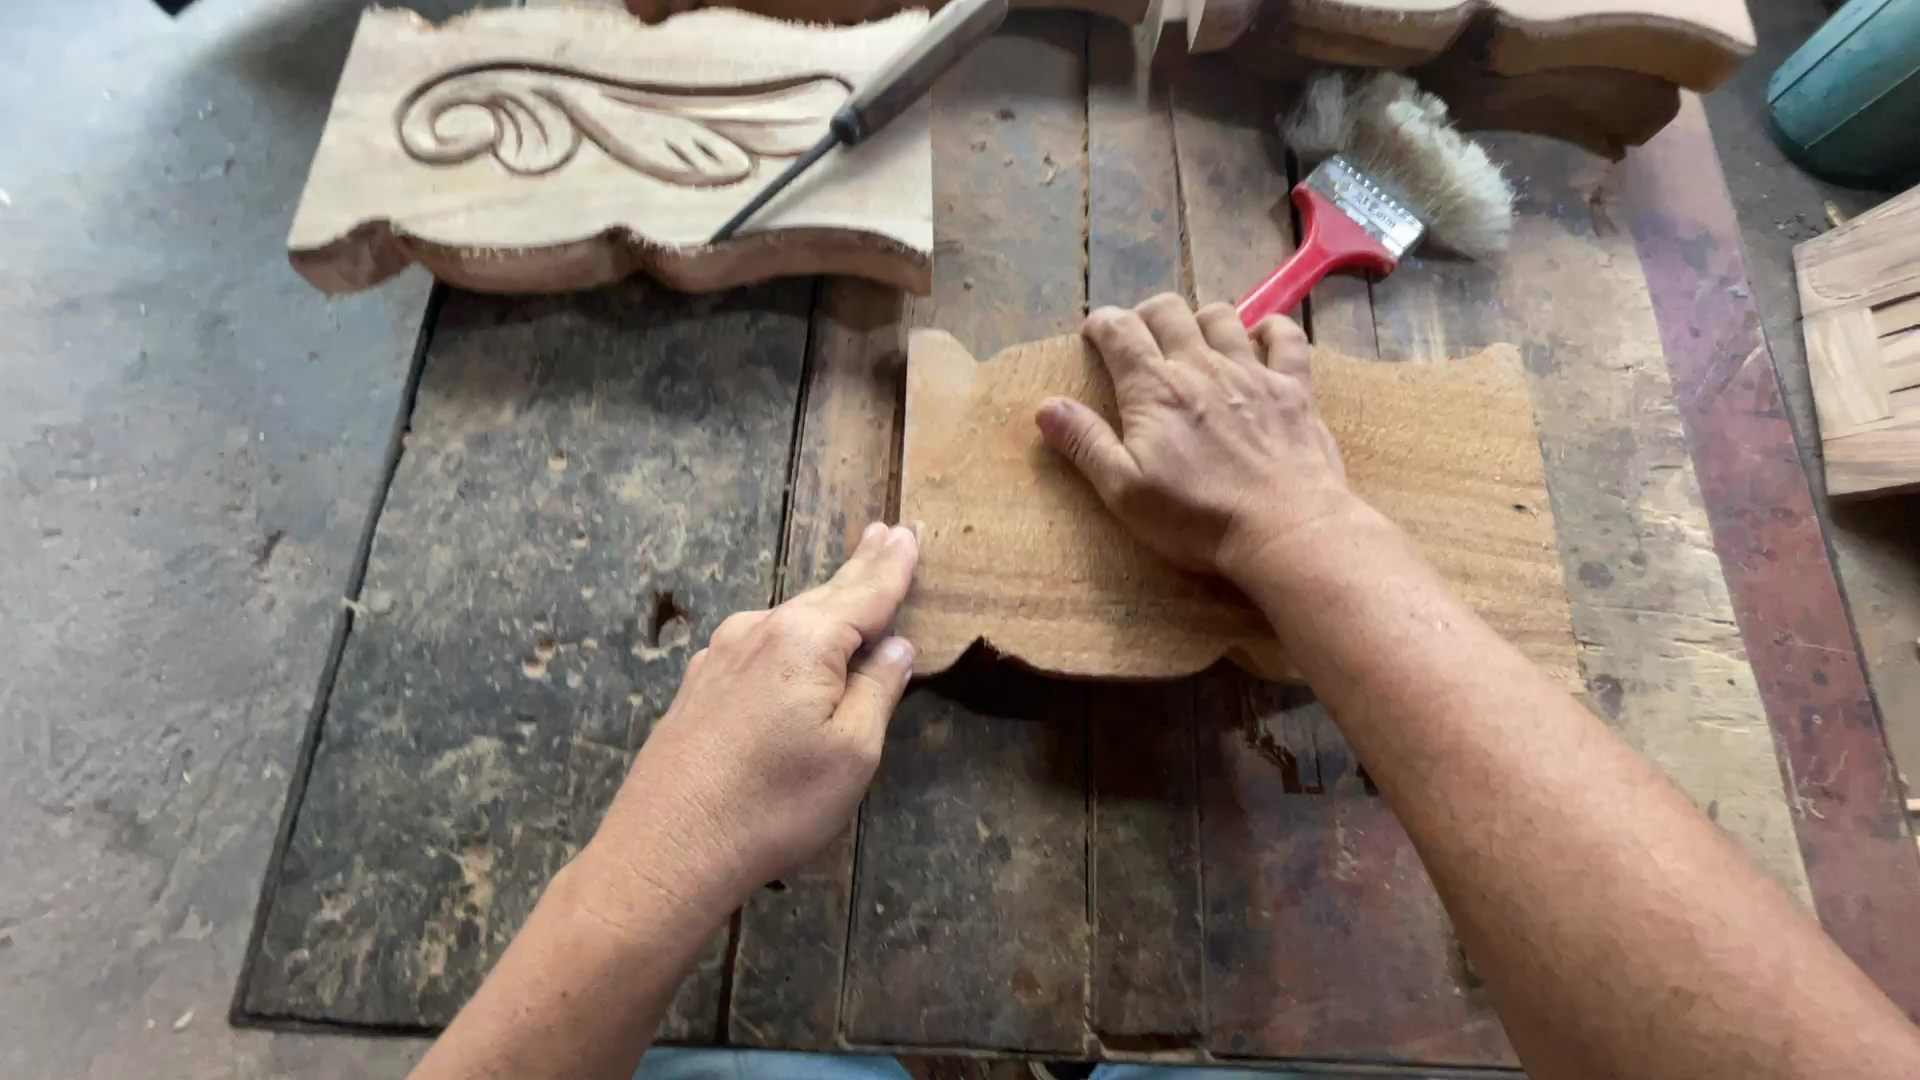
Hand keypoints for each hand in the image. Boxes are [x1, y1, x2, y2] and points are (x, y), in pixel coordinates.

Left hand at [578, 522, 918, 925]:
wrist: (664, 852)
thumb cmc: (774, 805)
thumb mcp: (852, 753)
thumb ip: (878, 690)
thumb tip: (895, 646)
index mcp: (806, 640)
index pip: (866, 594)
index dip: (894, 566)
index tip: (910, 533)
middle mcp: (760, 630)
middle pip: (827, 594)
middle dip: (862, 565)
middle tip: (886, 533)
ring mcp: (722, 653)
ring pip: (791, 617)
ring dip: (827, 596)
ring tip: (854, 575)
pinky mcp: (700, 681)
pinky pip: (761, 640)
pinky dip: (792, 627)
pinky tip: (795, 631)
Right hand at [1035, 293, 1360, 580]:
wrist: (1284, 529)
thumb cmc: (1195, 517)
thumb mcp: (1123, 491)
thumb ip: (1085, 443)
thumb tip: (1046, 407)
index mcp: (1154, 390)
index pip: (1119, 331)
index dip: (1101, 324)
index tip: (1094, 334)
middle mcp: (1201, 367)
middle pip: (1168, 311)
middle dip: (1145, 315)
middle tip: (1138, 340)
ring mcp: (1252, 373)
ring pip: (1222, 316)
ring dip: (1199, 321)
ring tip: (1193, 344)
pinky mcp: (1294, 388)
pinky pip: (1286, 337)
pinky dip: (1270, 330)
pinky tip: (1259, 342)